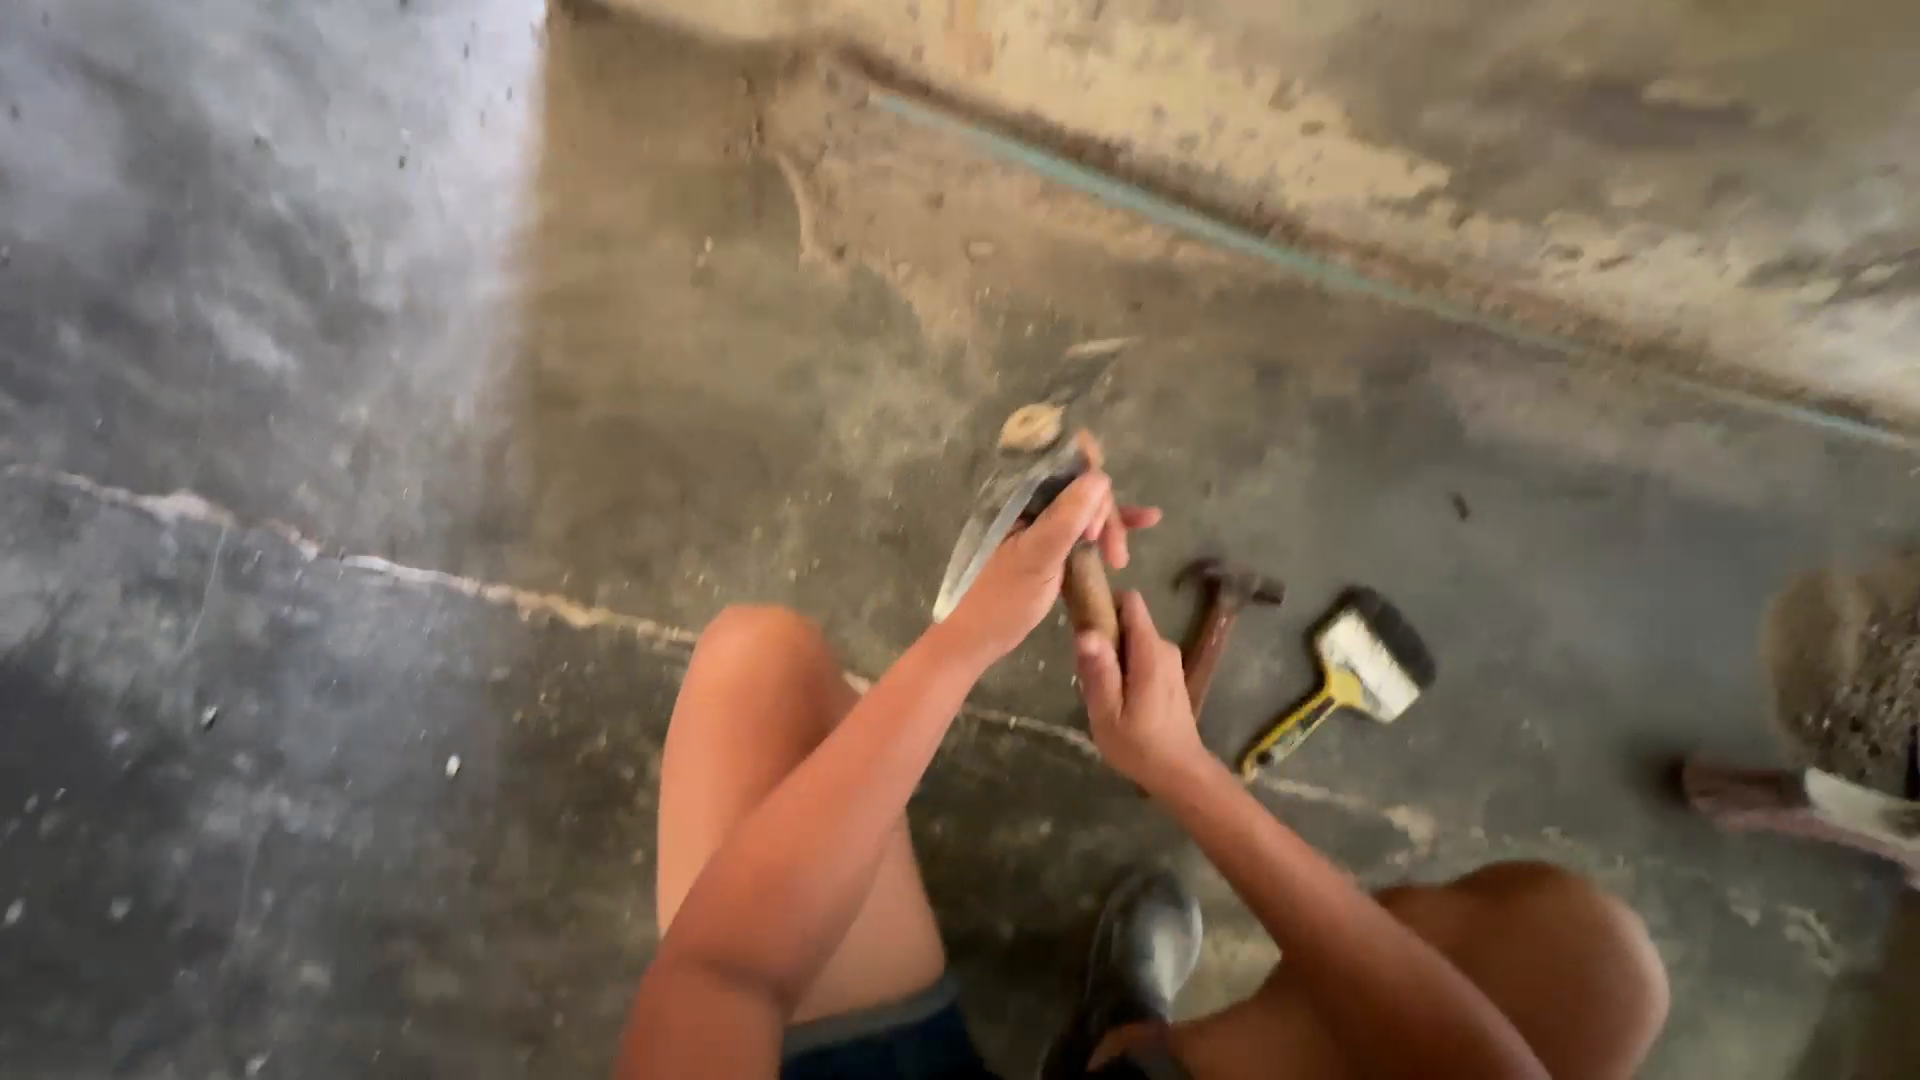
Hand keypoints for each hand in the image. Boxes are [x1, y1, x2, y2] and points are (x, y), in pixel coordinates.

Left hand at [940, 471, 1159, 661]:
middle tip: (1109, 552)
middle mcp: (1028, 498)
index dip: (1088, 475)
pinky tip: (1147, 520)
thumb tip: (1099, 478)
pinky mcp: (1050, 541)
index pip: (1059, 457)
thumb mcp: (1036, 557)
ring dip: (1111, 523)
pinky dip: (1111, 526)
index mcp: (1016, 493)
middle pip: (1081, 482)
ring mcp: (1040, 520)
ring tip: (1119, 558)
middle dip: (1102, 511)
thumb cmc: (1000, 599)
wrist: (977, 638)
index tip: (1098, 517)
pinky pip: (1085, 525)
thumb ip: (1066, 517)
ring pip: (1087, 505)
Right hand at [1075, 591, 1210, 790]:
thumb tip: (1085, 633)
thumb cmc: (1140, 746)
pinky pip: (1140, 653)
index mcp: (1150, 653)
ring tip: (1100, 690)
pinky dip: (1125, 665)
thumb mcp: (1108, 714)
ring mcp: (1170, 661)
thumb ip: (1098, 672)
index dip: (1104, 603)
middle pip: (1127, 621)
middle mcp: (1164, 648)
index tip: (1081, 621)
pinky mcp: (1170, 673)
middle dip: (1103, 636)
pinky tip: (1117, 696)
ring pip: (1132, 639)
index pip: (1130, 602)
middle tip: (1086, 672)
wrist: (1180, 774)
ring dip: (1112, 655)